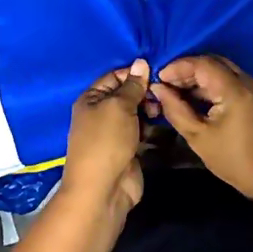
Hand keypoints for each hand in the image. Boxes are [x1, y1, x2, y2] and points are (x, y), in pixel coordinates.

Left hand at [62, 59, 149, 212]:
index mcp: (91, 99)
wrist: (103, 189)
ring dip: (149, 110)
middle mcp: (100, 113)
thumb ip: (132, 86)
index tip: (157, 74)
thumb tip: (141, 62)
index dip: (134, 73)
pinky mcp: (128, 148)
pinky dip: (150, 128)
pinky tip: (161, 126)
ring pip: (136, 113)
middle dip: (144, 93)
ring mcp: (114, 132)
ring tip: (160, 112)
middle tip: (160, 97)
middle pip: (126, 94)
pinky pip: (141, 131)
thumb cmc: (106, 141)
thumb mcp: (119, 107)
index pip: (114, 77)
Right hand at [149, 55, 252, 205]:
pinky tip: (192, 97)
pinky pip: (227, 79)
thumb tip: (158, 88)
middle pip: (212, 61)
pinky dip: (208, 83)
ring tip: (174, 90)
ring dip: (197, 76)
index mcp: (235, 90)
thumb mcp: (197, 136)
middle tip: (165, 84)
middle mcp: (247, 81)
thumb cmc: (232, 160)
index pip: (202, 64)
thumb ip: (175, 109)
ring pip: (220, 69)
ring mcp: (252, 87)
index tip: (158, 79)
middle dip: (186, 69)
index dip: (177, 67)